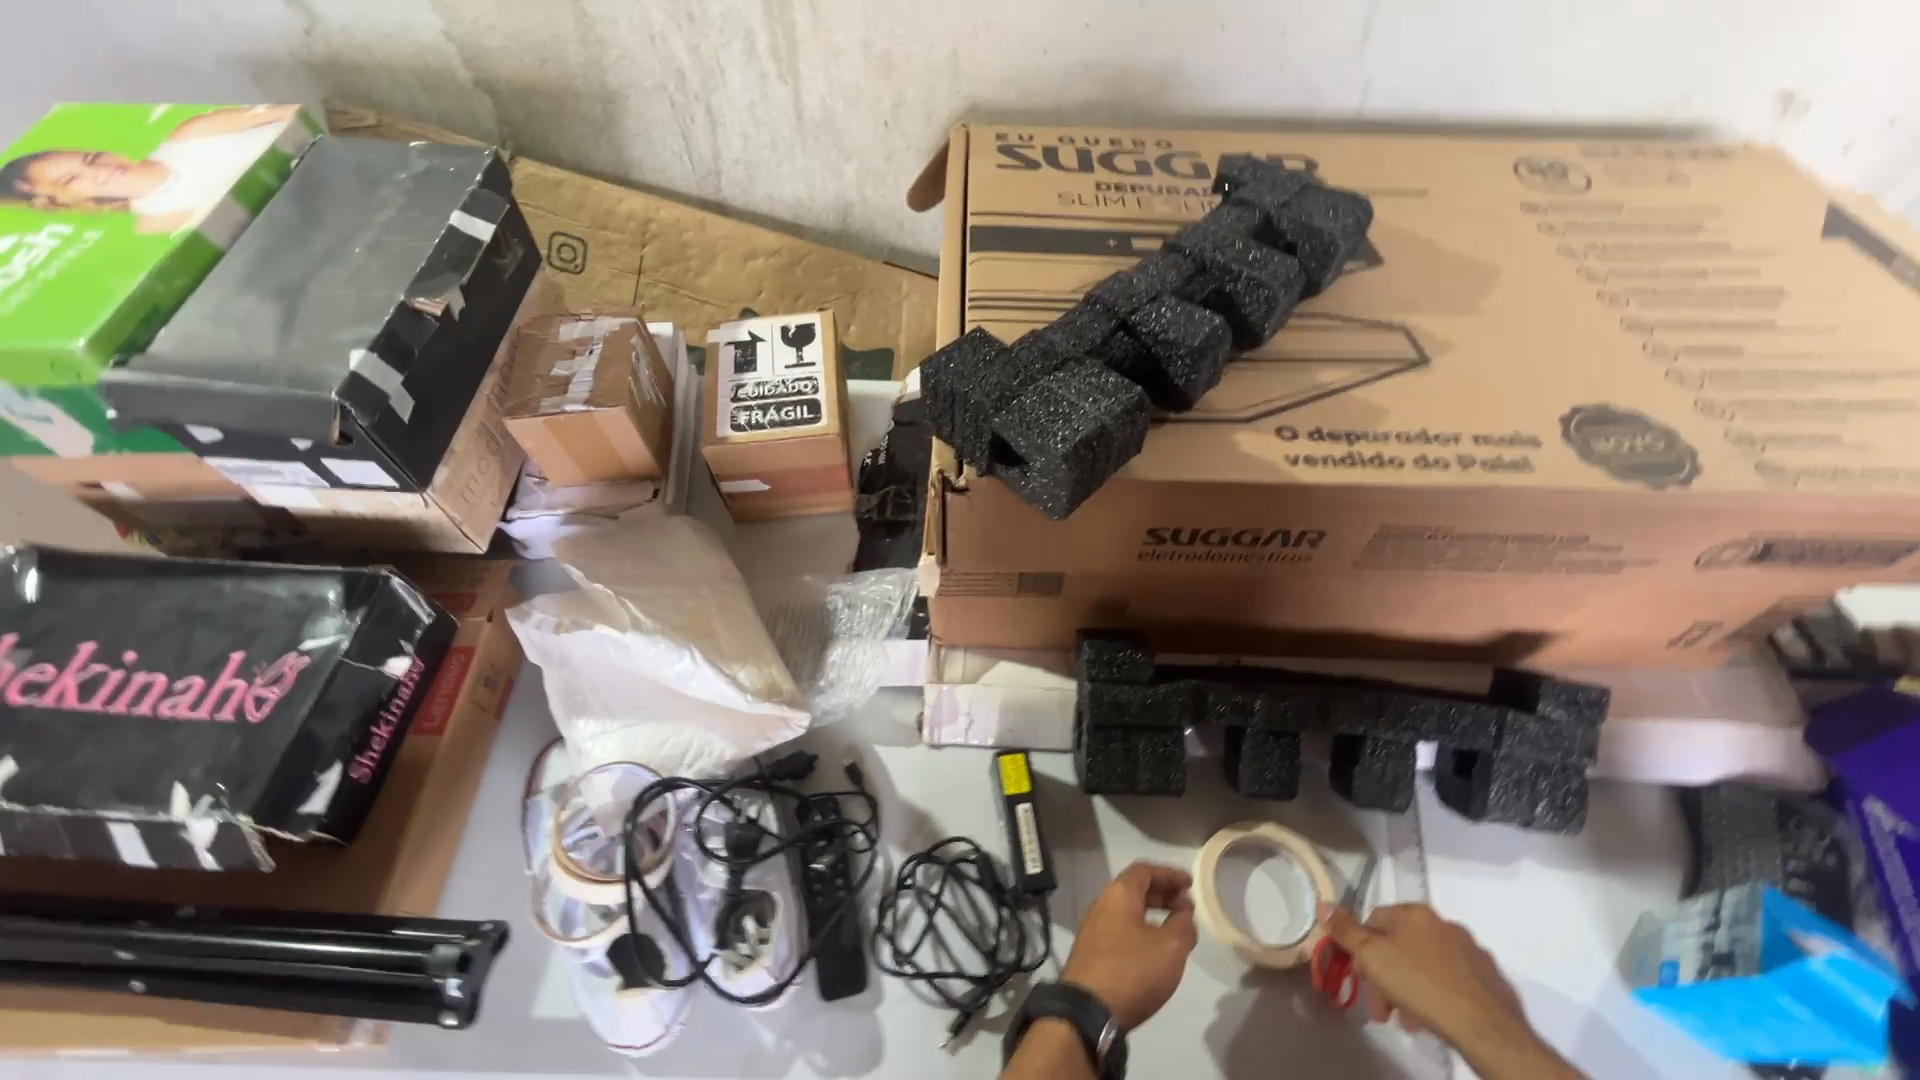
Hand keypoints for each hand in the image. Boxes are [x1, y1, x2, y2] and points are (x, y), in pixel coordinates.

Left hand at [1062, 861, 1197, 1028]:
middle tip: (1187, 908)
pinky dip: (1142, 930)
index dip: (1169, 874)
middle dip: (1163, 894)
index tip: (1190, 884)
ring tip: (1177, 930)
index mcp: (1118, 895)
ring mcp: (1094, 930)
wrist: (1087, 1011)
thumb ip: (1183, 926)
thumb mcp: (1169, 948)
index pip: (1144, 871)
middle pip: (1135, 890)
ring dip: (1154, 915)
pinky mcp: (1093, 953)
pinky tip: (1155, 951)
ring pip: (1128, 912)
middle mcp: (1102, 905)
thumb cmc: (1131, 970)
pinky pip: (1122, 930)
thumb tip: (1184, 915)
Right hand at [1317, 903, 1580, 1079]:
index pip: (1374, 920)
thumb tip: (1323, 904)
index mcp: (1415, 913)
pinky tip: (1434, 1017)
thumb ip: (1346, 931)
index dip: (1361, 949)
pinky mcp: (1490, 978)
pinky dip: (1438, 995)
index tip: (1360, 976)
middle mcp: (1444, 924)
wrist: (1486, 1027)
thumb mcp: (1372, 958)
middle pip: (1400, 945)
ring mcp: (1471, 951)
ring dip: (1409, 989)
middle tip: (1381, 1007)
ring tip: (1407, 1019)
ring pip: (1426, 965)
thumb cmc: (1421, 986)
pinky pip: (1452, 981)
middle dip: (1385, 976)